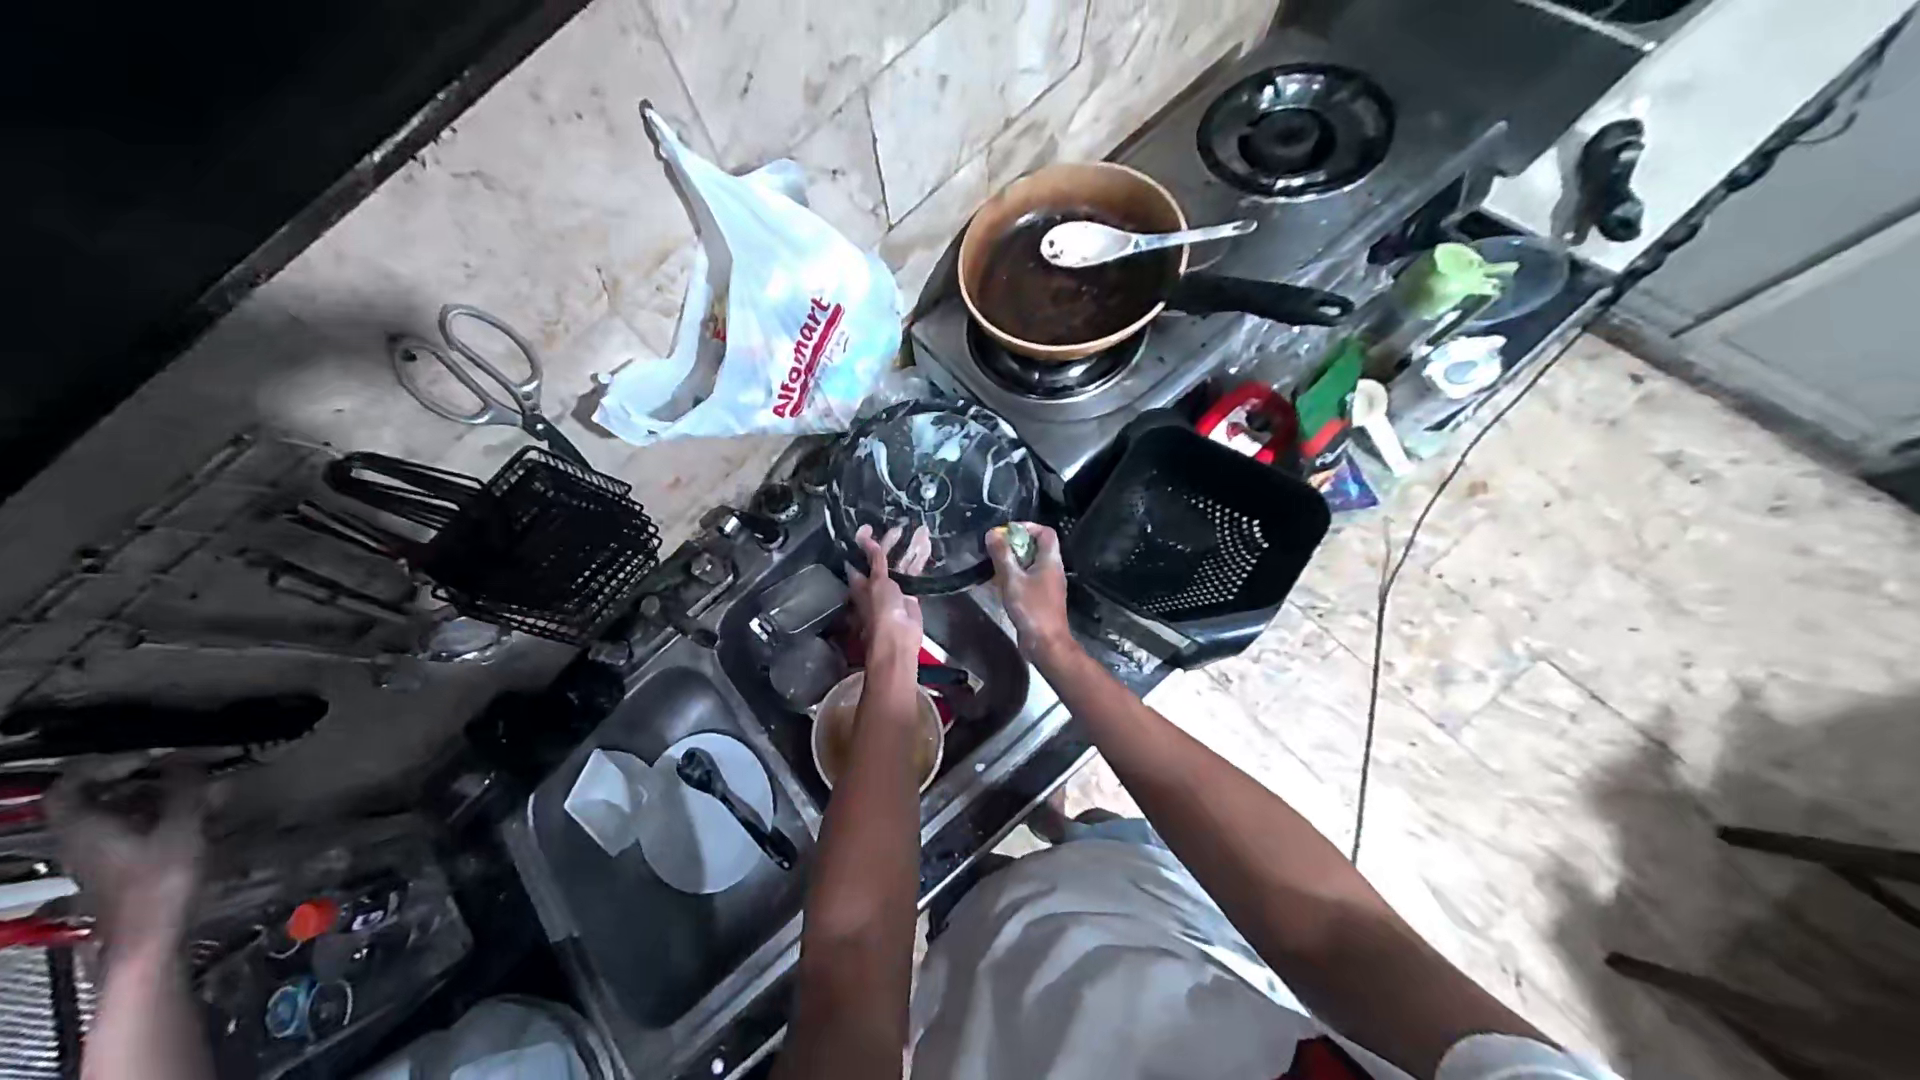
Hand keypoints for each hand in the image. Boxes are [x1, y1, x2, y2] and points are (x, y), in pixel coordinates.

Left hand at [47, 767, 206, 954]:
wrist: (152, 936)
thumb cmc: (159, 880)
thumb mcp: (180, 827)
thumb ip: (184, 789)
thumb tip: (186, 755)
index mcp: (83, 826)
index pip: (73, 785)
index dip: (107, 764)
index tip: (151, 756)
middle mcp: (84, 837)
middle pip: (106, 797)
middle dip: (152, 779)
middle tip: (192, 769)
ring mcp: (104, 853)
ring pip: (130, 812)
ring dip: (169, 796)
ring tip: (212, 790)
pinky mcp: (126, 863)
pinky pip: (143, 827)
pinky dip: (172, 815)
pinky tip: (208, 814)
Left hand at [848, 523, 930, 669]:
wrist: (898, 638)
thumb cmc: (880, 610)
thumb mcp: (876, 581)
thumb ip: (876, 560)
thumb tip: (866, 539)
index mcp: (859, 582)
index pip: (858, 557)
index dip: (863, 542)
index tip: (869, 526)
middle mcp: (874, 584)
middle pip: (881, 559)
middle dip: (889, 542)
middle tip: (899, 526)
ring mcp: (893, 589)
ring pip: (900, 564)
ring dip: (907, 548)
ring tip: (918, 529)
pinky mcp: (909, 594)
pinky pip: (914, 573)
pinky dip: (919, 560)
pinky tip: (926, 544)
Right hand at [986, 523, 1072, 660]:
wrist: (1046, 643)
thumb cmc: (1032, 609)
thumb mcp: (1012, 580)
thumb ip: (1002, 555)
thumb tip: (992, 534)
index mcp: (1051, 561)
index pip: (1046, 532)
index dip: (1027, 527)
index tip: (1007, 532)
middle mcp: (1053, 569)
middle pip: (1037, 547)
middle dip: (1016, 544)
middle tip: (996, 548)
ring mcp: (1048, 584)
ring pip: (1032, 564)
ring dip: (1014, 561)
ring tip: (994, 564)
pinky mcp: (1042, 598)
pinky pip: (1029, 578)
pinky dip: (1016, 576)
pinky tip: (1000, 583)